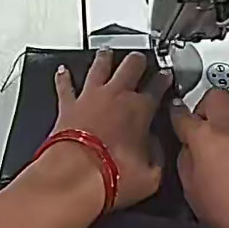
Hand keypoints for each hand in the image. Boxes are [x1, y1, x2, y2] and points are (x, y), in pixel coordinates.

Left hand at [44, 49, 170, 209]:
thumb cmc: (111, 175)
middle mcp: (115, 96)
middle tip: (140, 58)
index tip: (166, 77)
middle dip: (138, 60)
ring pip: (99, 67)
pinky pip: (65, 86)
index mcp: (140, 109)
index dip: (164, 80)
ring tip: (107, 52)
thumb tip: (155, 150)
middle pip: (130, 66)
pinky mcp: (67, 106)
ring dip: (105, 58)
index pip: (157, 87)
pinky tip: (62, 70)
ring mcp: (90, 97)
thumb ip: (156, 156)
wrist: (75, 175)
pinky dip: (64, 77)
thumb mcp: (151, 174)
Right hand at [170, 89, 228, 227]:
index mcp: (205, 136)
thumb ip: (184, 158)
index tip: (173, 118)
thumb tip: (185, 147)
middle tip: (195, 125)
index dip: (174, 114)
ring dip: (218, 124)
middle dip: (201, 106)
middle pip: (214, 96)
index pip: (182, 112)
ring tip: (212, 151)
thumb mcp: (190, 187)